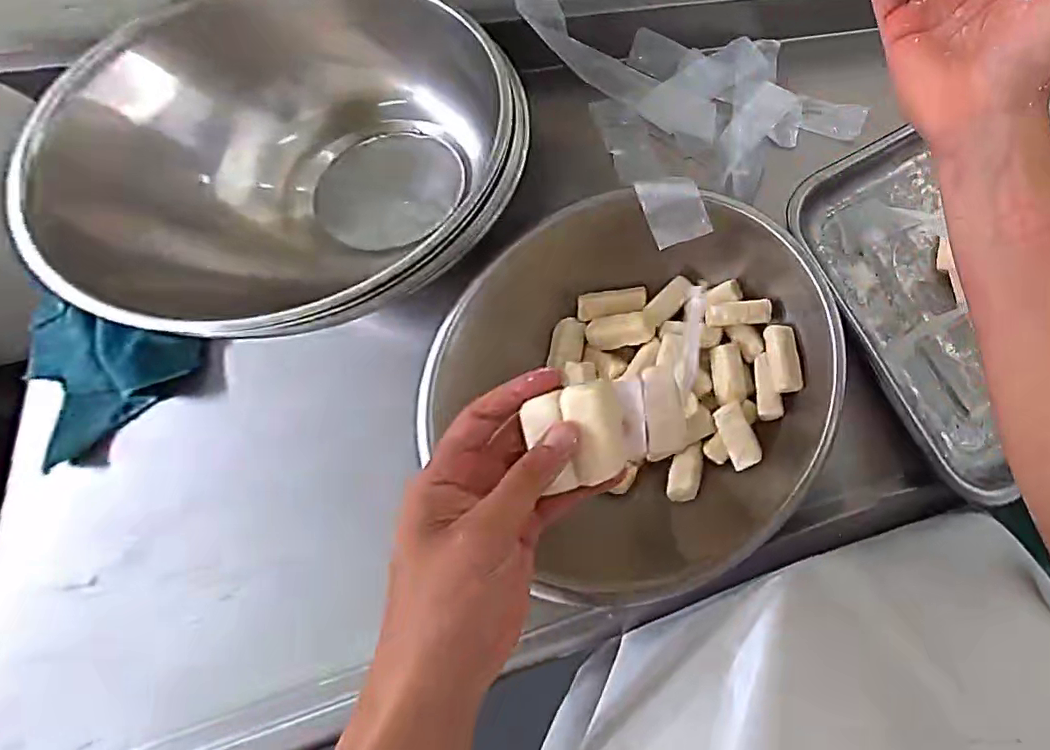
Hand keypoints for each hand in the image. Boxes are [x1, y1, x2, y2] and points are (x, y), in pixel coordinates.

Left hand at [340, 368, 604, 749]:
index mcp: (443, 483)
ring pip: (539, 468)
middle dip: (549, 420)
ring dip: (571, 452)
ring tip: (607, 432)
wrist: (443, 672)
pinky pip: (553, 498)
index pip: (478, 422)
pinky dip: (578, 486)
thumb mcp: (484, 533)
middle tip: (589, 401)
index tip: (552, 376)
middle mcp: (470, 490)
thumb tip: (566, 433)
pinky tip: (607, 475)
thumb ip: (527, 479)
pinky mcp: (520, 534)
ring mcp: (497, 512)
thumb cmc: (442, 602)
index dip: (513, 394)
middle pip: (513, 440)